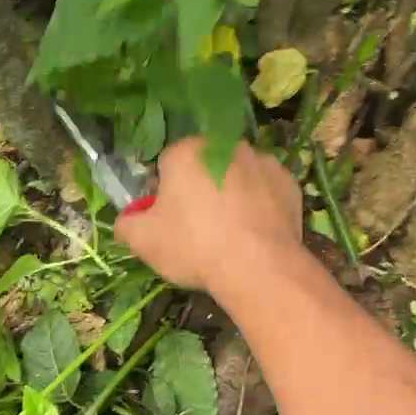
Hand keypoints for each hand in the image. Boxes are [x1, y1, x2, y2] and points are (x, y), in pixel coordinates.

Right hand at [113, 137, 304, 295]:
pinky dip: (257, 206)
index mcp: (187, 151)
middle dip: (197, 190)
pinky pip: (264, 191)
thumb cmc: (193, 246)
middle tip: (195, 228)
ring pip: (235, 177)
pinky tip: (251, 234)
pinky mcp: (289, 183)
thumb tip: (126, 219)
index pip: (165, 164)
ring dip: (229, 196)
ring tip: (227, 234)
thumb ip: (126, 224)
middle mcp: (226, 146)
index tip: (166, 219)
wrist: (258, 268)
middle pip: (203, 167)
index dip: (162, 193)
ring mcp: (263, 162)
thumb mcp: (142, 241)